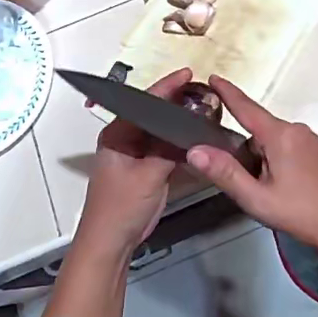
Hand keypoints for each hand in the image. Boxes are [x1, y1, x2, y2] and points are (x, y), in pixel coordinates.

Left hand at [77, 67, 191, 257]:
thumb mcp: (148, 175)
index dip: (166, 87)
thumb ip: (169, 149)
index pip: (144, 103)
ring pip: (161, 133)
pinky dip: (180, 144)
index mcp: (117, 135)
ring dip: (180, 125)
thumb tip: (190, 127)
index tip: (187, 74)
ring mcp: (136, 156)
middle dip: (177, 104)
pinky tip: (199, 140)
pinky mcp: (146, 170)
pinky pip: (165, 150)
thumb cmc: (121, 207)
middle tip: (203, 93)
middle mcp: (125, 140)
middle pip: (154, 115)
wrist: (111, 242)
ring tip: (206, 112)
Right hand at [185, 76, 317, 249]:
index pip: (247, 107)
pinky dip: (282, 161)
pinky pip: (293, 148)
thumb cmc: (299, 212)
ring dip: (266, 159)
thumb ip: (224, 172)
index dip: (228, 93)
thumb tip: (195, 151)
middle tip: (248, 183)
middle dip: (248, 151)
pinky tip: (287, 187)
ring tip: (269, 191)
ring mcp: (314, 140)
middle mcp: (299, 130)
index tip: (213, 78)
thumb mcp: (255, 197)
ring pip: (277, 141)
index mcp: (280, 136)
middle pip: (260, 131)